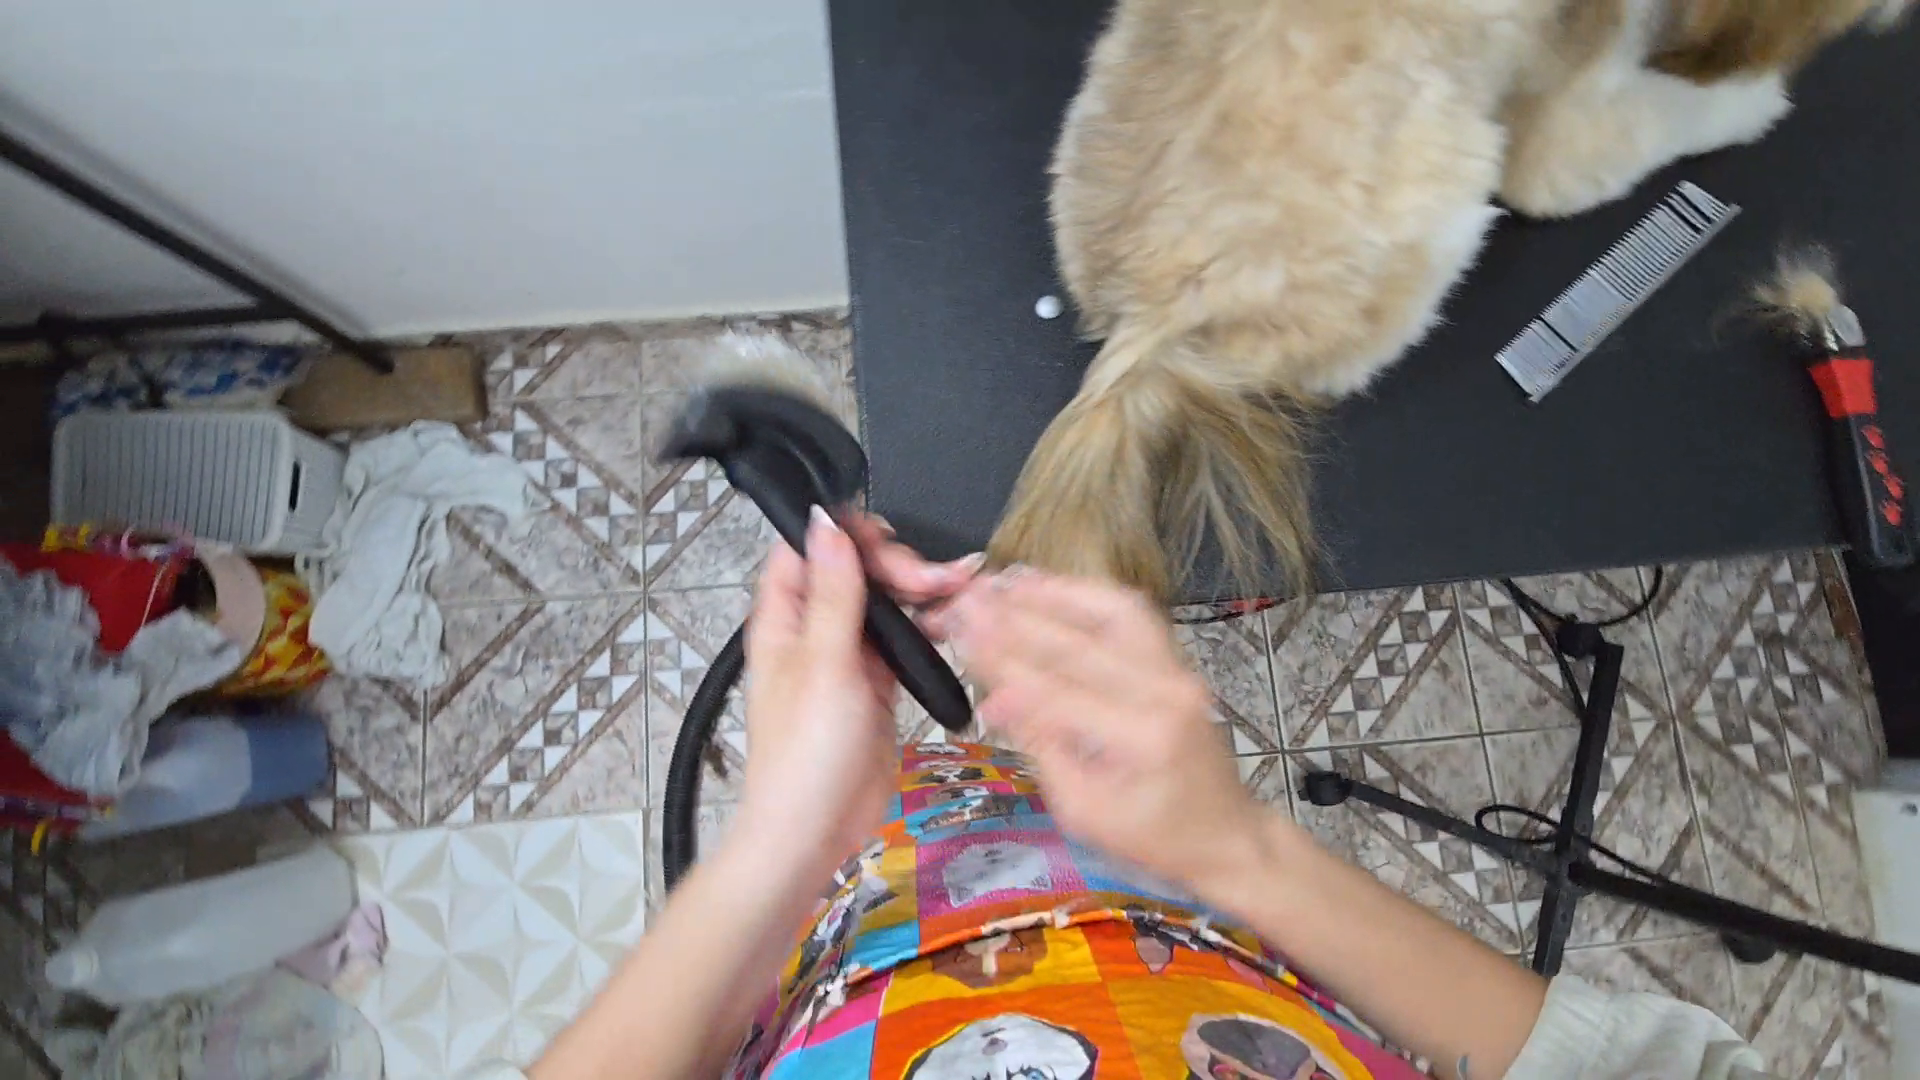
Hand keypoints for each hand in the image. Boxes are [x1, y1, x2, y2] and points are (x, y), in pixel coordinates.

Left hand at [735, 510, 979, 875]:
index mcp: (785, 615)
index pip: (806, 547)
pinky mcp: (877, 679)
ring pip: (884, 600)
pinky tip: (954, 620)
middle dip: (898, 565)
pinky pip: (903, 637)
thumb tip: (825, 520)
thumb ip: (833, 592)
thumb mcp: (824, 664)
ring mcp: (848, 653)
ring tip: (962, 588)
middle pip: (855, 569)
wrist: (817, 832)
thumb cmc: (808, 750)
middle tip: (937, 581)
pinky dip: (927, 625)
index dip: (844, 532)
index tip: (888, 537)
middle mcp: (814, 626)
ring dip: (920, 590)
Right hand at [941, 571, 1271, 900]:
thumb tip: (995, 698)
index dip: (1003, 663)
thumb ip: (1043, 747)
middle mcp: (1164, 690)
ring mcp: (1177, 668)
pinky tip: (1049, 586)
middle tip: (967, 600)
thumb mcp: (1084, 811)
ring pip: (1108, 612)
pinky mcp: (1177, 658)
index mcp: (1142, 739)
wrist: (1229, 835)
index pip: (1056, 691)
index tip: (961, 635)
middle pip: (1077, 644)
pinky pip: (1129, 612)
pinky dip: (1084, 593)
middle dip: (1015, 620)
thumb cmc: (1154, 839)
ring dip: (1051, 593)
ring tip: (1002, 581)